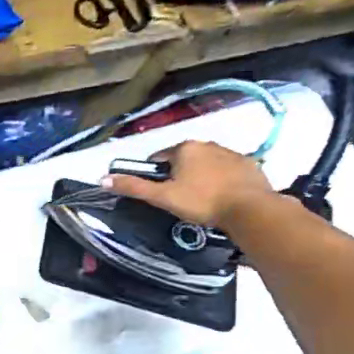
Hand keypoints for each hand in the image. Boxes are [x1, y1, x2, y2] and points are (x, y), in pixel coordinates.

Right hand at [100, 140, 277, 230]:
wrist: (251, 209)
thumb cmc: (202, 201)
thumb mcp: (163, 197)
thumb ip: (134, 187)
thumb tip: (102, 178)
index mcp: (185, 148)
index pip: (160, 157)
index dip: (156, 174)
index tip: (160, 191)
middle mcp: (208, 144)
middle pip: (185, 159)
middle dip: (180, 174)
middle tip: (181, 198)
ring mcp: (232, 153)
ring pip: (208, 163)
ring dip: (202, 176)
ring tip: (204, 199)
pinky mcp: (251, 164)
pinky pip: (230, 170)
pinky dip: (224, 179)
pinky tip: (224, 196)